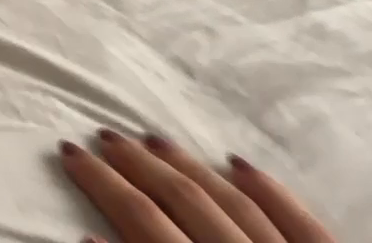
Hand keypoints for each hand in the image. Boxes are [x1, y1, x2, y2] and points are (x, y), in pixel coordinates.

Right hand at [60, 130, 336, 242]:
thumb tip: (91, 240)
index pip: (142, 224)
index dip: (102, 186)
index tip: (70, 156)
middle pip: (182, 201)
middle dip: (134, 165)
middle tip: (101, 138)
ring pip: (232, 202)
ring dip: (187, 166)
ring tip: (151, 139)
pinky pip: (302, 225)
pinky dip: (269, 192)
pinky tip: (237, 164)